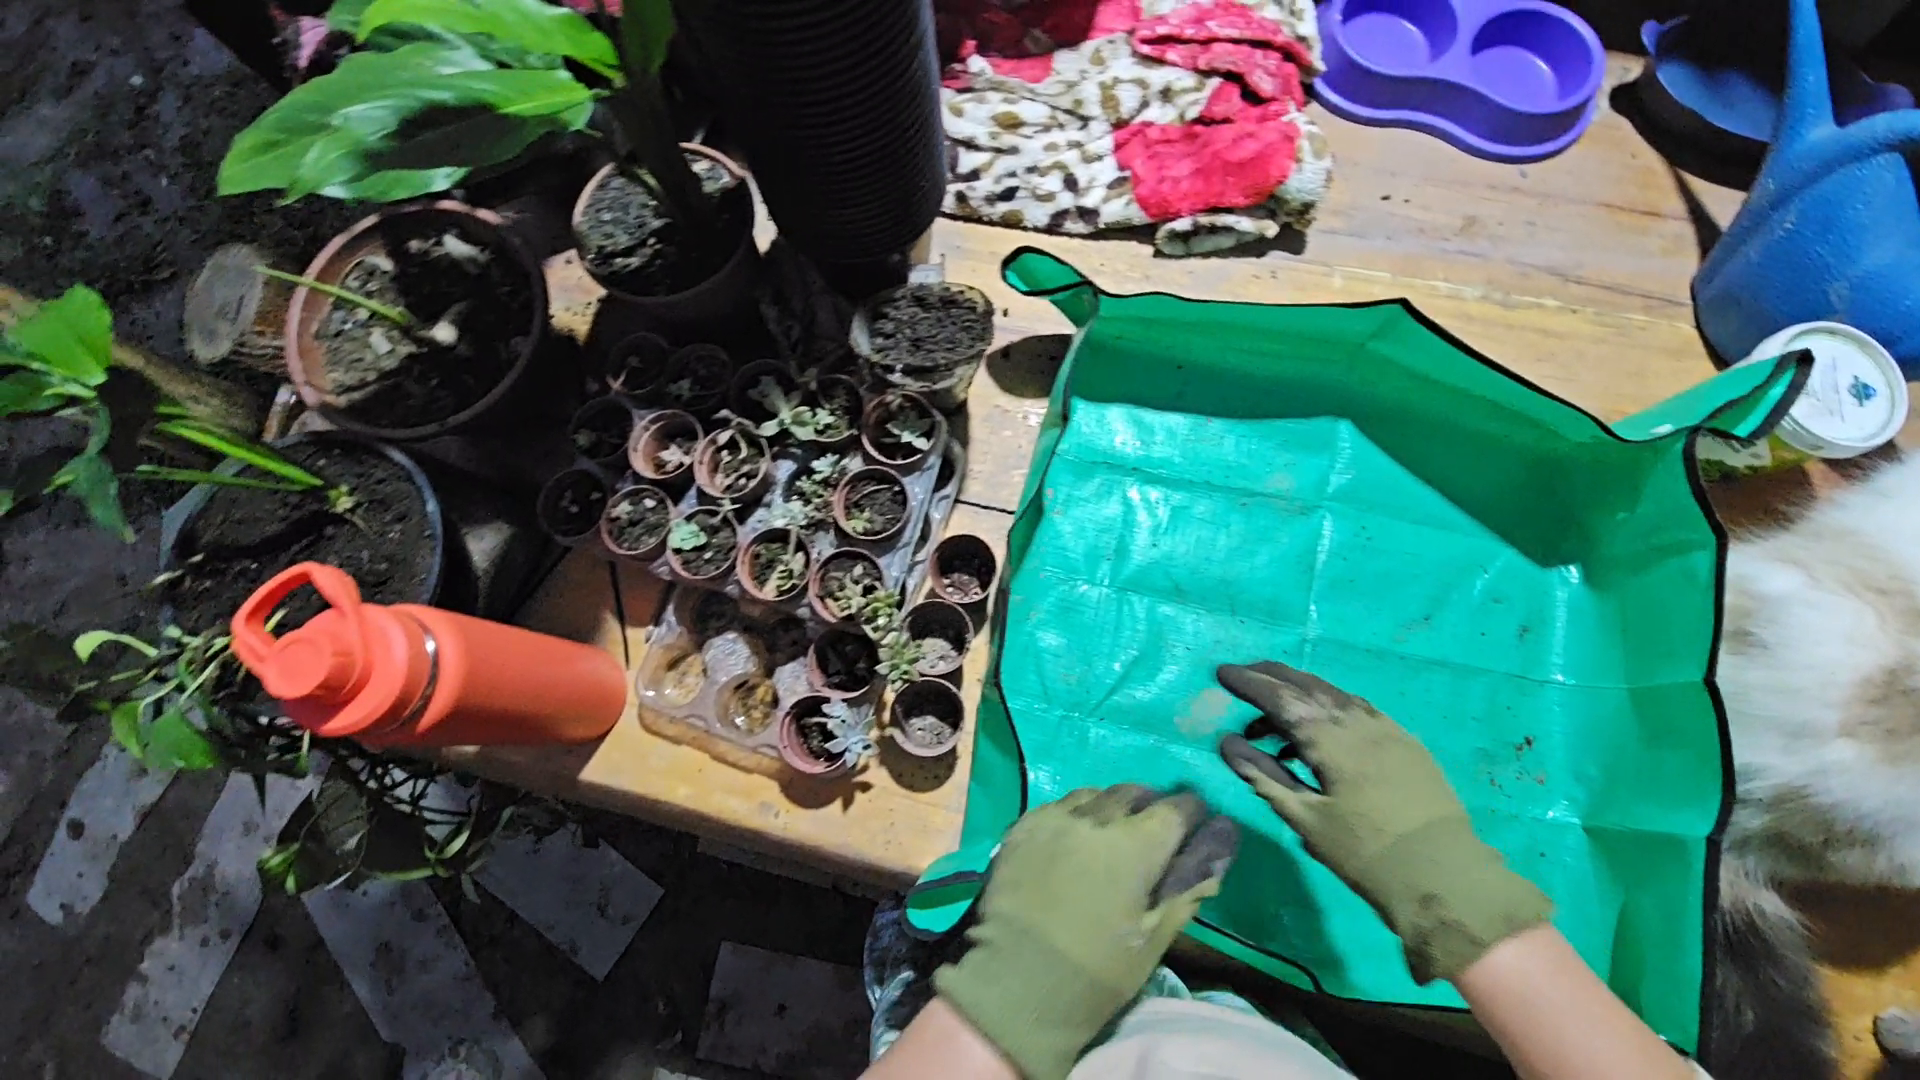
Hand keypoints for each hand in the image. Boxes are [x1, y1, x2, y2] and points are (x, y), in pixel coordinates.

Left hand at [933, 785, 1238, 1079]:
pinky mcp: (1023, 825)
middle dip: (1150, 806)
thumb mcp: (1155, 937)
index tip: (1196, 824)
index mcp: (1136, 845)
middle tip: (1152, 833)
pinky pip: (1059, 806)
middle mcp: (1096, 818)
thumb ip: (1188, 888)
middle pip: (1134, 793)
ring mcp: (1055, 817)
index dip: (1192, 813)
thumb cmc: (1096, 970)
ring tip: (1111, 833)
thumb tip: (1218, 852)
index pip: (1177, 808)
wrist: (1017, 982)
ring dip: (1111, 806)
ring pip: (1095, 794)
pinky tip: (1074, 838)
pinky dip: (1075, 814)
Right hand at [1217, 661, 1550, 983]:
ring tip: (1275, 706)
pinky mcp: (1405, 741)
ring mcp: (1386, 728)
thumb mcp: (1304, 818)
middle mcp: (1356, 721)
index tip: (1221, 673)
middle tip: (1243, 673)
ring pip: (1334, 693)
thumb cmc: (1365, 852)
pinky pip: (1358, 707)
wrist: (1446, 877)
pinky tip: (1322, 720)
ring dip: (1300, 689)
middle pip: (1306, 685)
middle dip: (1271, 675)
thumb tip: (1227, 742)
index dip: (1248, 683)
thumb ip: (1263, 775)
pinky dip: (1330, 704)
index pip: (1279, 697)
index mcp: (1328, 738)